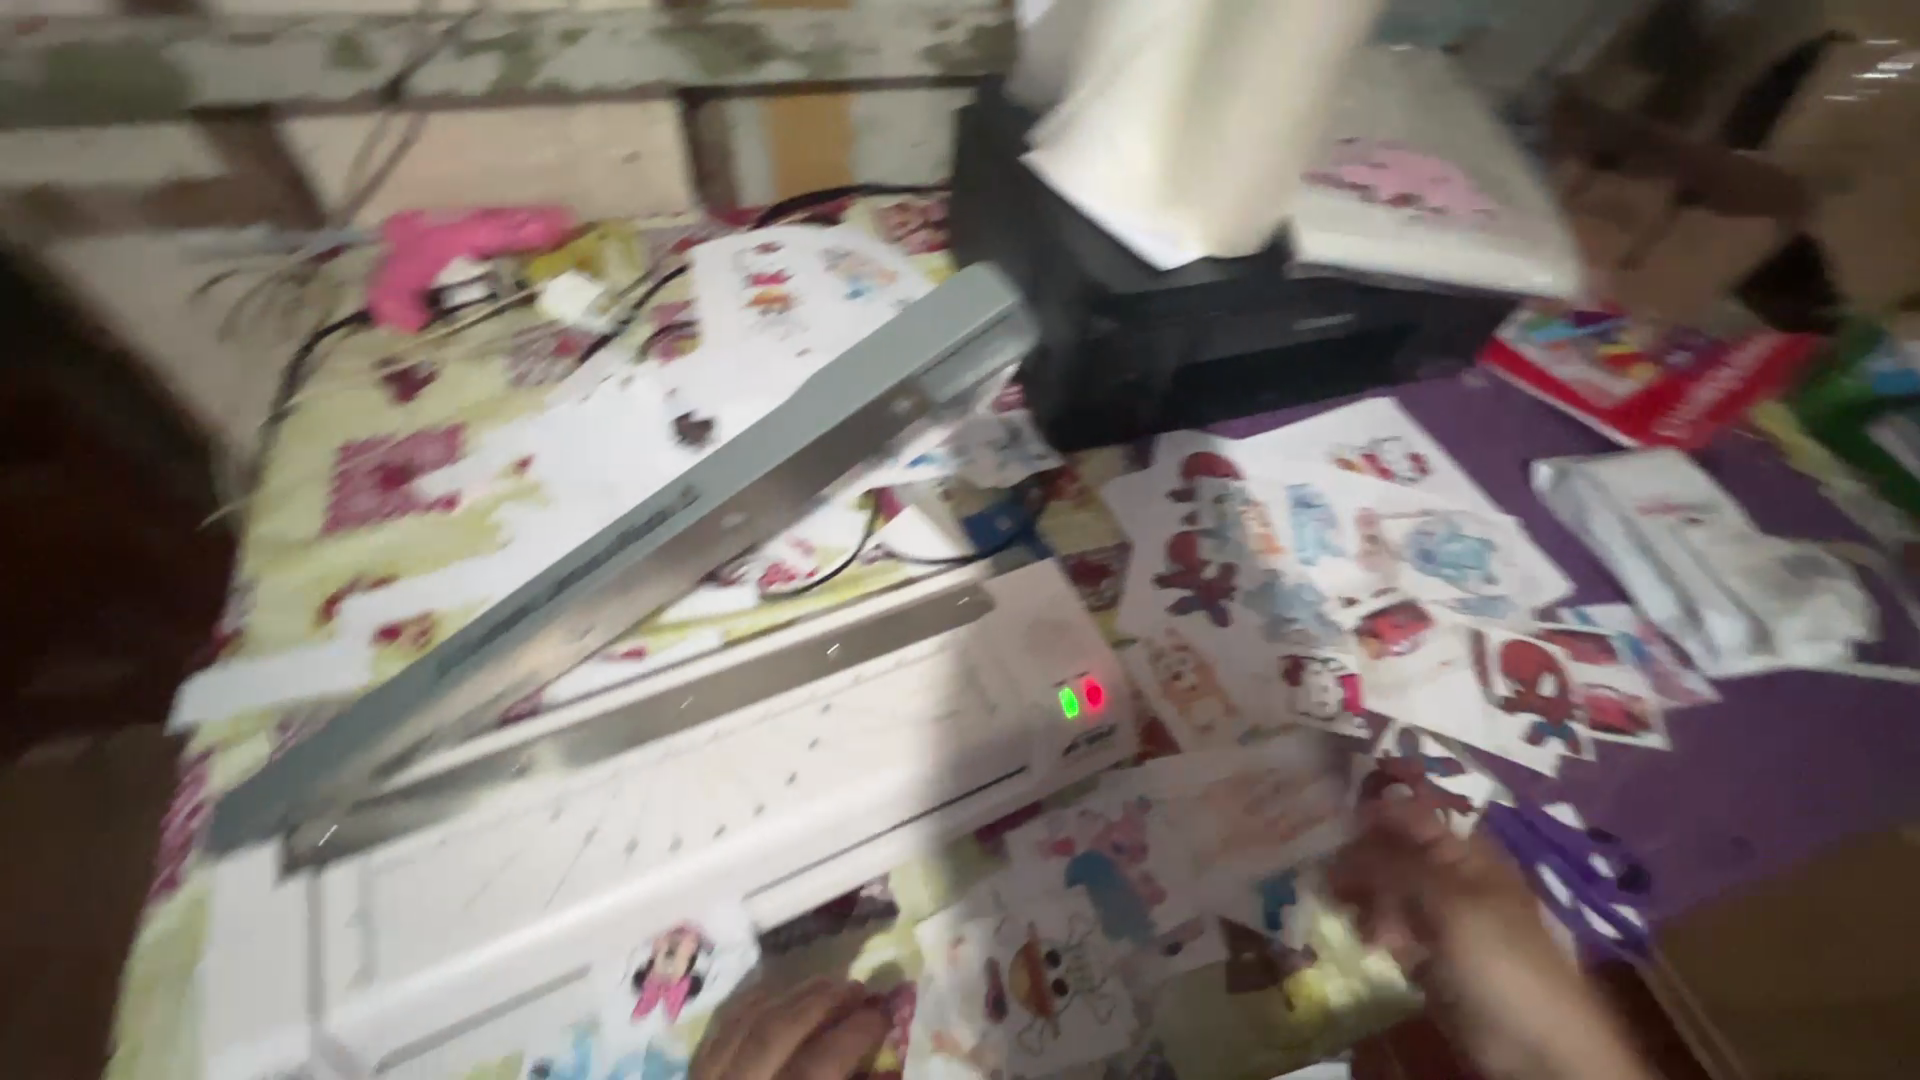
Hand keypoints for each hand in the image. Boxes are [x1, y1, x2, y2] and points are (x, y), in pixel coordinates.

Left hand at [690, 977, 890, 1079]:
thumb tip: (884, 1073)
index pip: (813, 1070)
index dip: (852, 1036)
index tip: (883, 1013)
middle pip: (773, 1036)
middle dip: (821, 1004)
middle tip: (860, 989)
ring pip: (745, 1026)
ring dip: (791, 998)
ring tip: (830, 984)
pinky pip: (721, 1032)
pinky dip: (753, 1006)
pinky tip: (781, 996)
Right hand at [1328, 801, 1654, 1079]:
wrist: (1536, 1046)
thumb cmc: (1499, 958)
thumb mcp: (1446, 901)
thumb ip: (1392, 863)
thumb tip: (1341, 841)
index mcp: (1463, 852)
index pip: (1410, 813)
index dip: (1372, 809)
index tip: (1328, 814)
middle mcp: (1446, 875)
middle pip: (1390, 849)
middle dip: (1358, 857)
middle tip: (1329, 872)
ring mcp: (1434, 913)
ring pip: (1381, 886)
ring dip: (1360, 895)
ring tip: (1346, 911)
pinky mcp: (1423, 949)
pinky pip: (1385, 923)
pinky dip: (1369, 925)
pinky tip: (1366, 938)